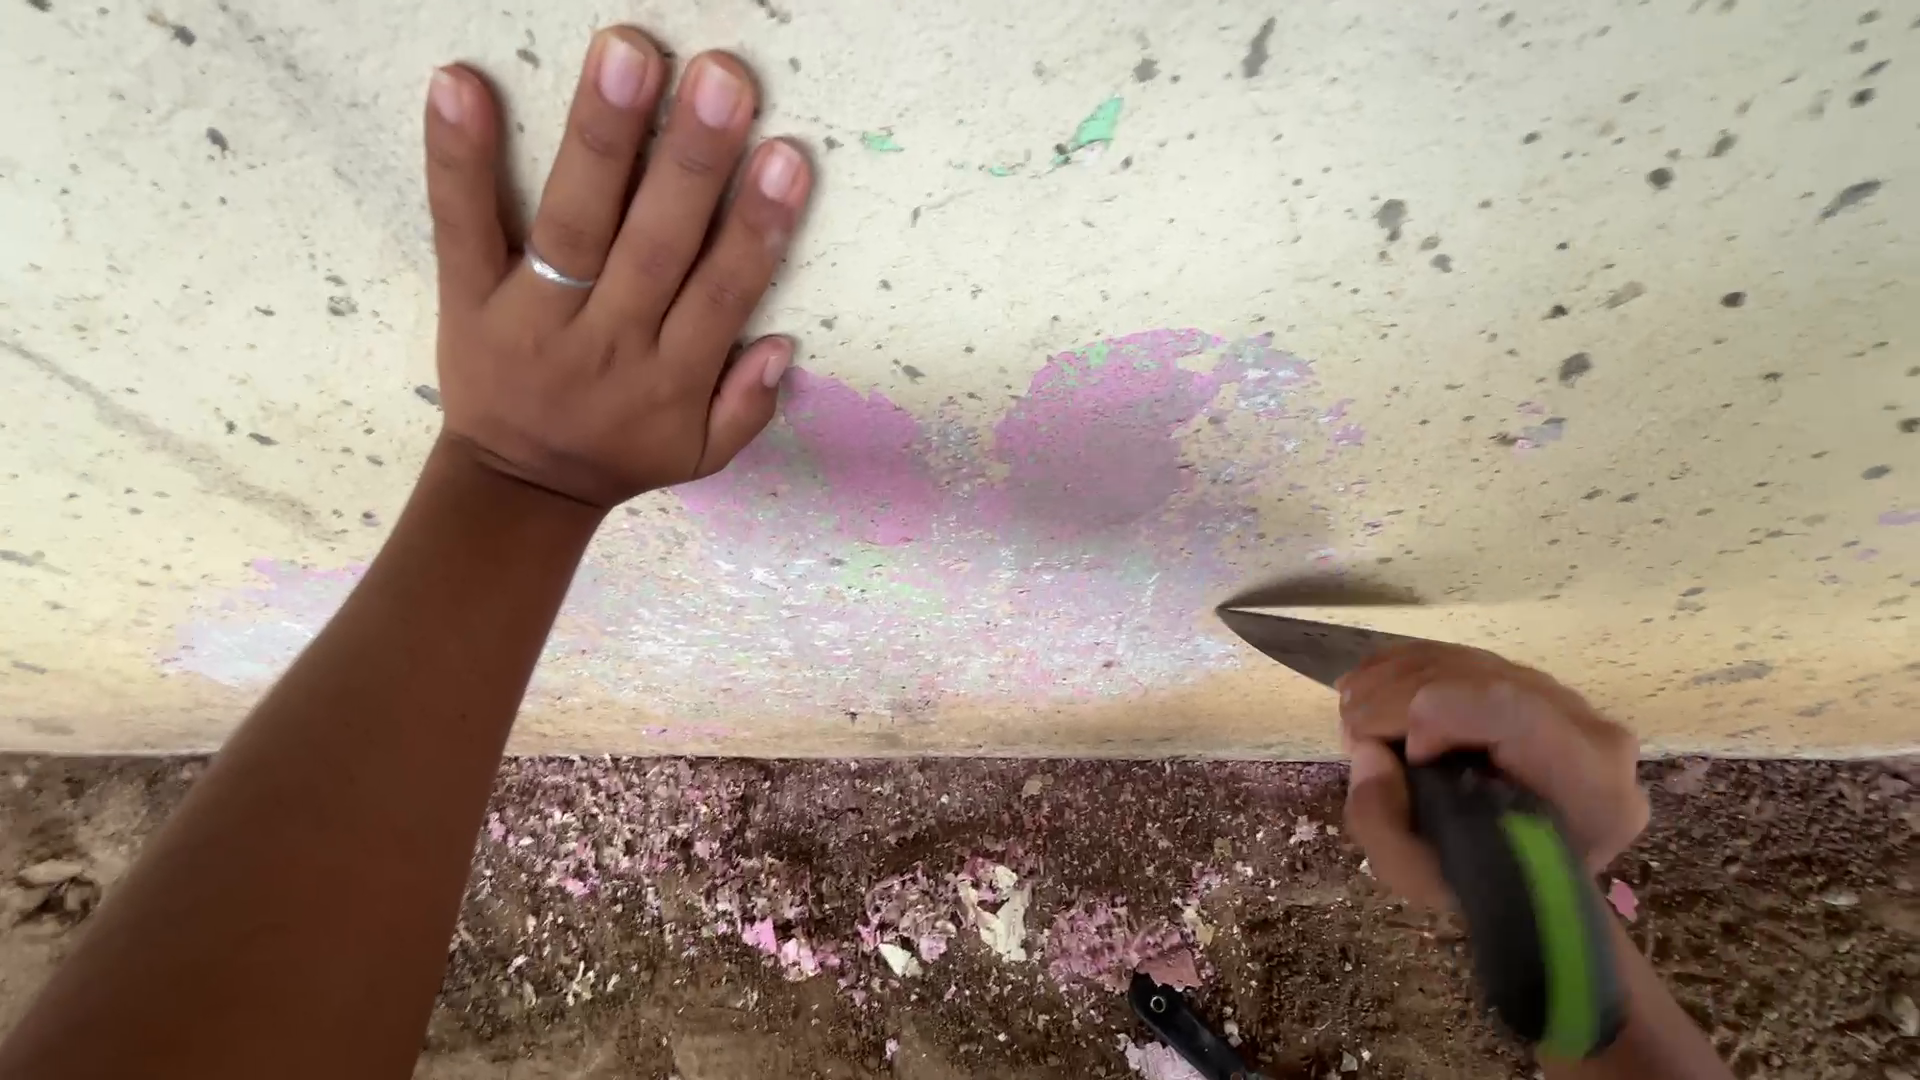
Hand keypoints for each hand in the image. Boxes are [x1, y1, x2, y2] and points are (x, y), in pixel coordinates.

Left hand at [422, 28, 812, 508]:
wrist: (521, 484)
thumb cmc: (624, 456)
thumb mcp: (703, 457)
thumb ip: (748, 408)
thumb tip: (782, 344)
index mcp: (671, 379)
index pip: (722, 295)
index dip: (755, 230)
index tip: (786, 161)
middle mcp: (609, 342)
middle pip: (655, 247)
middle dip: (692, 163)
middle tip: (722, 79)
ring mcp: (533, 316)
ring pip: (573, 224)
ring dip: (601, 139)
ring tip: (629, 56)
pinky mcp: (467, 298)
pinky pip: (461, 226)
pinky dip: (458, 159)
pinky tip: (461, 83)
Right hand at [1337, 643, 1648, 907]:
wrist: (1519, 871)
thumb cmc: (1478, 879)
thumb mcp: (1417, 875)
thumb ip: (1383, 823)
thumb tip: (1369, 752)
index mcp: (1588, 788)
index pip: (1511, 709)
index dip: (1435, 713)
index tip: (1402, 755)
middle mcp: (1587, 730)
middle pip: (1472, 676)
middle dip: (1392, 699)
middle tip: (1353, 737)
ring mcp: (1556, 698)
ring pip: (1452, 660)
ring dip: (1383, 681)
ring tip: (1354, 720)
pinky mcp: (1520, 680)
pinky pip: (1448, 653)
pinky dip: (1392, 667)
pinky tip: (1365, 695)